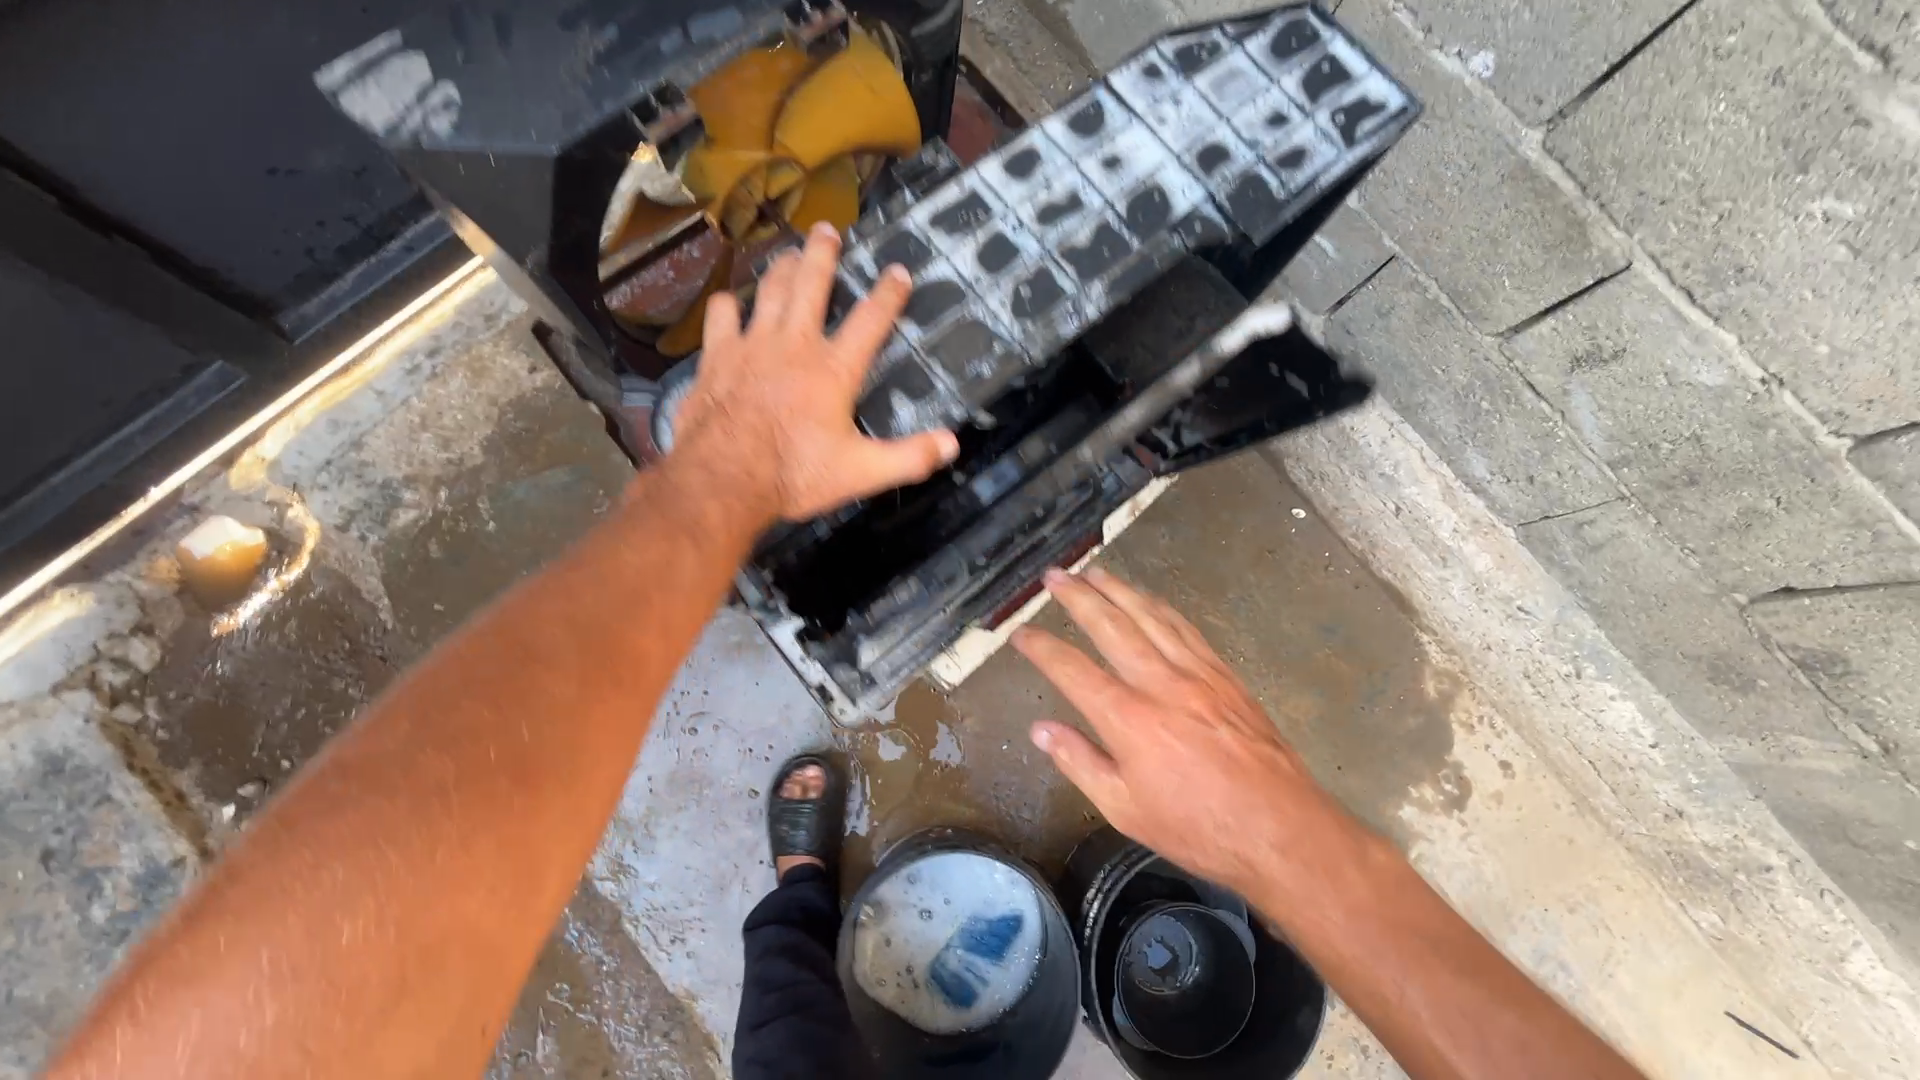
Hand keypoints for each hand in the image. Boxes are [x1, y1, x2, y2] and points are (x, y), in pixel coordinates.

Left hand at [670, 223, 959, 522]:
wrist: (724, 478)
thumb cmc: (796, 474)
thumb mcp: (862, 473)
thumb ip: (909, 458)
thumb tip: (952, 445)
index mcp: (835, 369)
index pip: (871, 320)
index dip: (889, 294)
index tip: (899, 272)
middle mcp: (796, 344)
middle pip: (812, 284)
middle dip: (822, 254)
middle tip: (827, 229)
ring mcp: (752, 344)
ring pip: (769, 290)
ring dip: (781, 267)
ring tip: (788, 252)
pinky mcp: (717, 355)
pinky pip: (722, 314)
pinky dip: (728, 305)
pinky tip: (730, 302)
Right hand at [1014, 566, 1341, 895]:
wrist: (1280, 828)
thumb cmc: (1197, 828)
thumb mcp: (1125, 810)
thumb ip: (1079, 763)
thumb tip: (1041, 730)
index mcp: (1128, 719)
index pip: (1072, 670)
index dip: (1041, 647)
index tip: (1020, 632)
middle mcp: (1161, 684)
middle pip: (1112, 625)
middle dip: (1078, 596)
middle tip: (1054, 575)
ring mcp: (1198, 674)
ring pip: (1151, 617)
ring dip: (1119, 590)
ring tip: (1095, 571)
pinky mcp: (1225, 676)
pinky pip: (1186, 629)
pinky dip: (1161, 608)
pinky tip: (1150, 600)